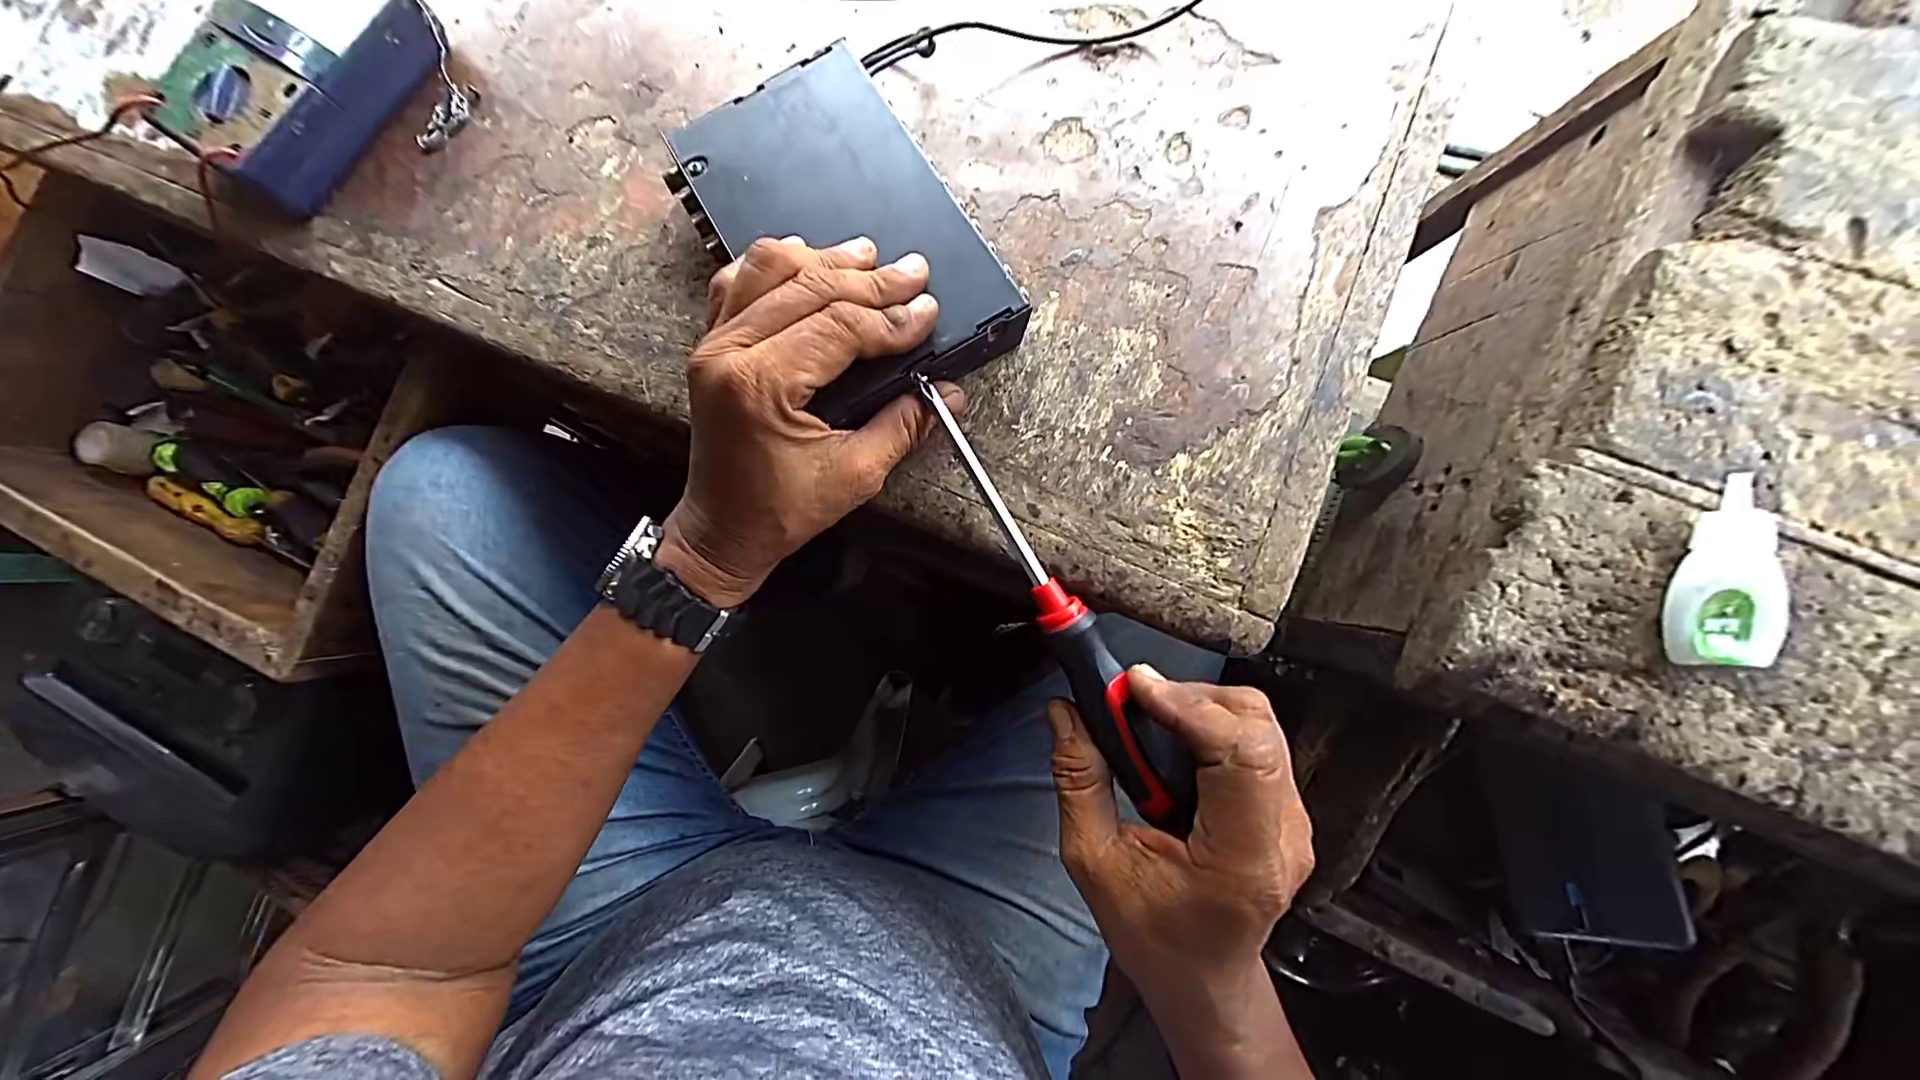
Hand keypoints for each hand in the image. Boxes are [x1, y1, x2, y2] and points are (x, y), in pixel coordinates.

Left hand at [655, 236, 964, 607]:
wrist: (724, 530)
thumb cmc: (777, 511)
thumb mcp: (855, 475)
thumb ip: (903, 426)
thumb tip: (945, 392)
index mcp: (761, 385)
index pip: (838, 327)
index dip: (890, 317)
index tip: (926, 310)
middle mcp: (729, 353)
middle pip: (808, 287)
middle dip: (870, 280)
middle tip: (913, 273)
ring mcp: (714, 345)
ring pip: (769, 270)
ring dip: (824, 259)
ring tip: (868, 255)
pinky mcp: (712, 347)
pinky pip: (738, 284)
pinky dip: (776, 266)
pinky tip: (805, 259)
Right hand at [1049, 666, 1313, 1076]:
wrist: (1205, 980)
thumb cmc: (1152, 936)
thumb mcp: (1094, 863)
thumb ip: (1079, 782)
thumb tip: (1064, 712)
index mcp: (1244, 858)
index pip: (1239, 753)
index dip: (1187, 706)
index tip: (1132, 687)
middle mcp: (1284, 831)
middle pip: (1254, 724)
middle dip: (1189, 697)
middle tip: (1132, 703)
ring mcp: (1293, 817)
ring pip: (1257, 721)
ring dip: (1198, 705)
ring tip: (1148, 718)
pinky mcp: (1285, 806)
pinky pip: (1254, 737)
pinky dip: (1209, 720)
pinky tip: (1172, 737)